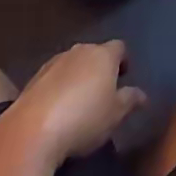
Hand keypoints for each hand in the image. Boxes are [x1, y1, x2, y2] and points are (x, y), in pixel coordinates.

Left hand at [2, 41, 145, 166]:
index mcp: (103, 54)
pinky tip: (58, 107)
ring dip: (78, 75)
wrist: (34, 128)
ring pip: (73, 63)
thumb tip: (142, 94)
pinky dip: (59, 85)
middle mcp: (80, 50)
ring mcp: (55, 60)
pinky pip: (55, 76)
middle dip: (100, 67)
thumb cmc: (84, 118)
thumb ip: (130, 100)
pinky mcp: (35, 76)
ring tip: (79, 100)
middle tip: (103, 91)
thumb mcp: (115, 114)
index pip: (119, 47)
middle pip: (95, 53)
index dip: (123, 60)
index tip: (124, 77)